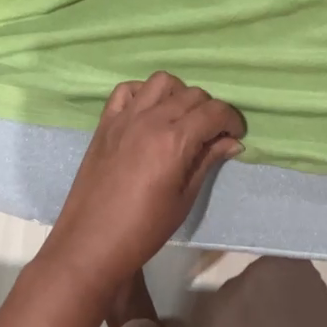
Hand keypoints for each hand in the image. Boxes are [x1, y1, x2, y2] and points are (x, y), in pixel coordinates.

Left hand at [39, 72, 245, 290]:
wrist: (90, 244)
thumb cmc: (143, 229)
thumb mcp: (184, 198)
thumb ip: (207, 161)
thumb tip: (233, 142)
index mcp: (174, 140)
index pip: (214, 112)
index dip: (232, 120)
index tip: (235, 135)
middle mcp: (151, 119)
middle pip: (192, 94)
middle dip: (209, 110)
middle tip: (211, 134)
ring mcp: (126, 116)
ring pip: (162, 82)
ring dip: (178, 94)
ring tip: (180, 119)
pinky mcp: (106, 121)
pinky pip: (127, 89)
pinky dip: (143, 93)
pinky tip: (148, 113)